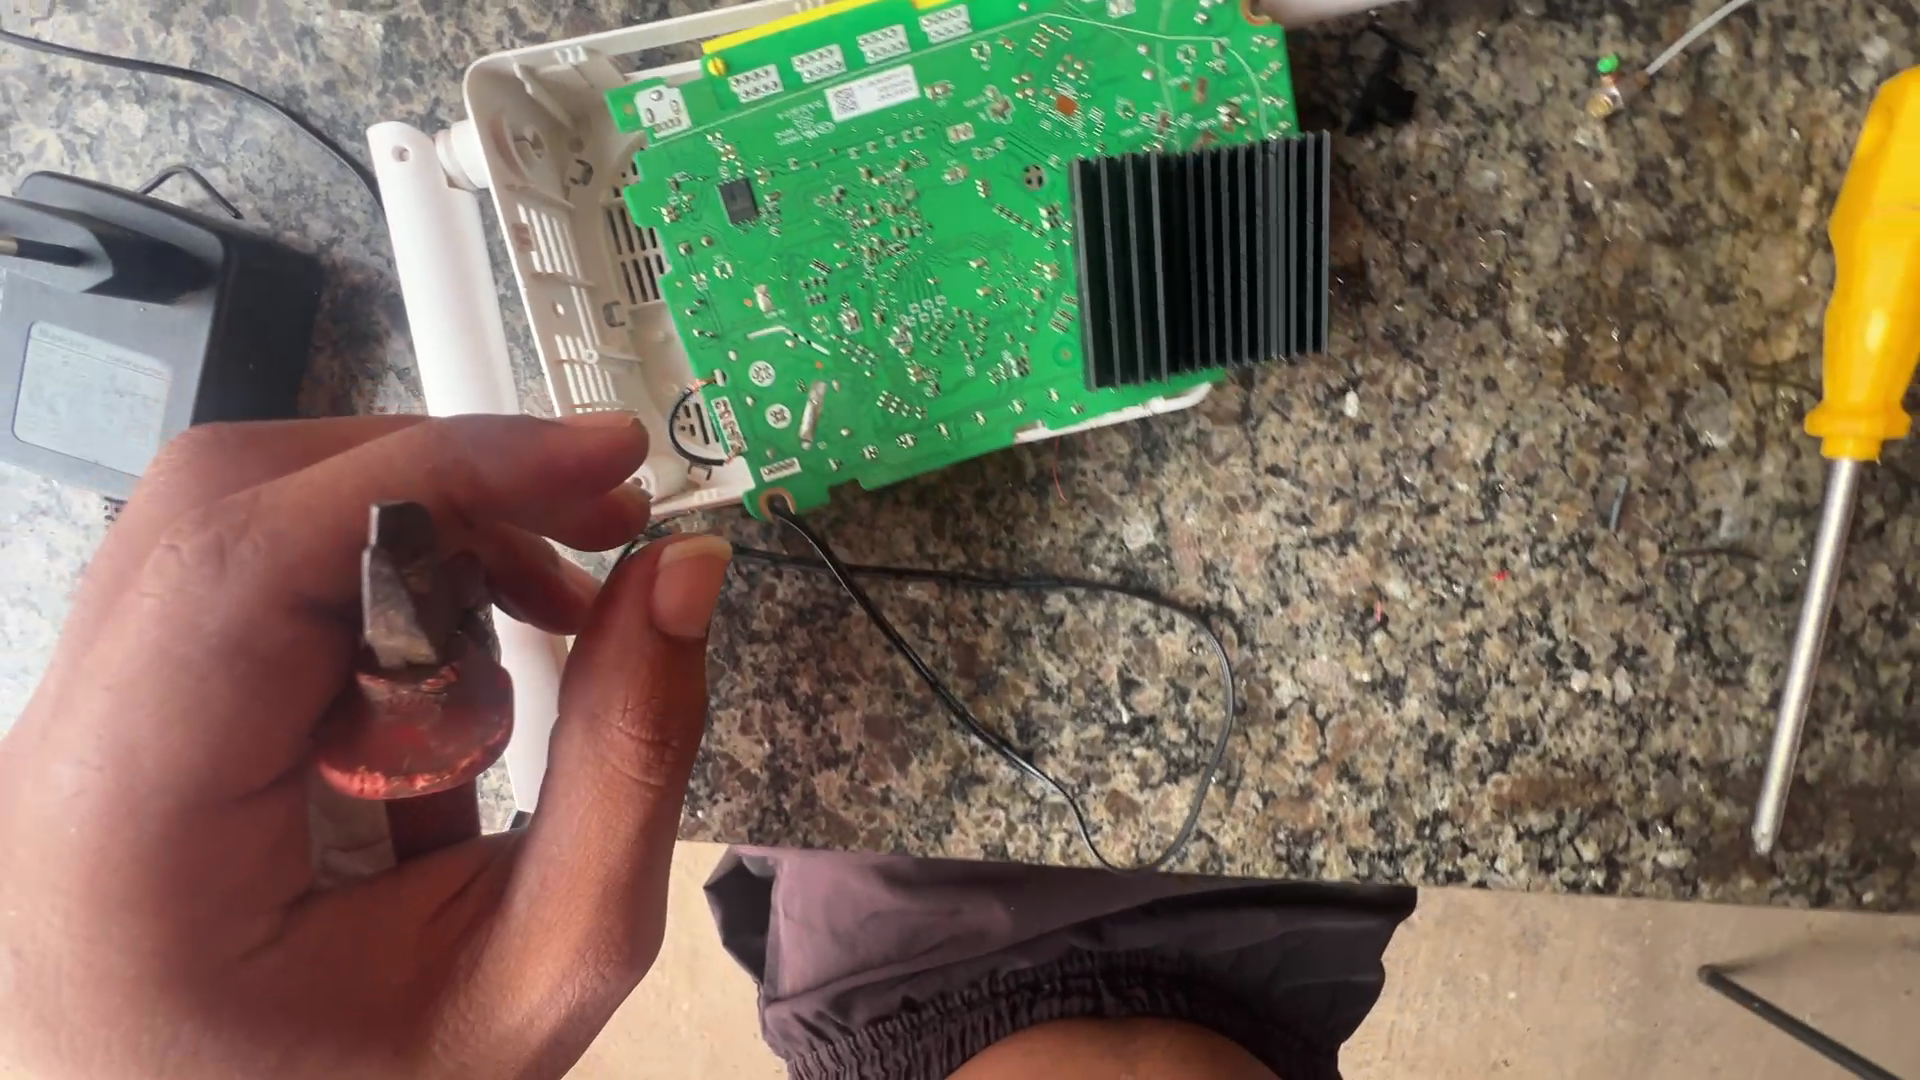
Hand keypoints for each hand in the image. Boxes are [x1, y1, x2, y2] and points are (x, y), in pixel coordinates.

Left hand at [0, 415, 733, 1078]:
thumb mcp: (568, 946)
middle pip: (237, 509)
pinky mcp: (136, 720)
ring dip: (444, 540)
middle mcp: (48, 767)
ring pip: (262, 526)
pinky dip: (411, 585)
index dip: (445, 469)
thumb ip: (636, 748)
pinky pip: (275, 583)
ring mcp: (77, 737)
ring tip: (562, 611)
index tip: (610, 457)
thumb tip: (688, 563)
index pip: (248, 562)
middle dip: (456, 488)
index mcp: (117, 852)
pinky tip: (480, 665)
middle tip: (608, 522)